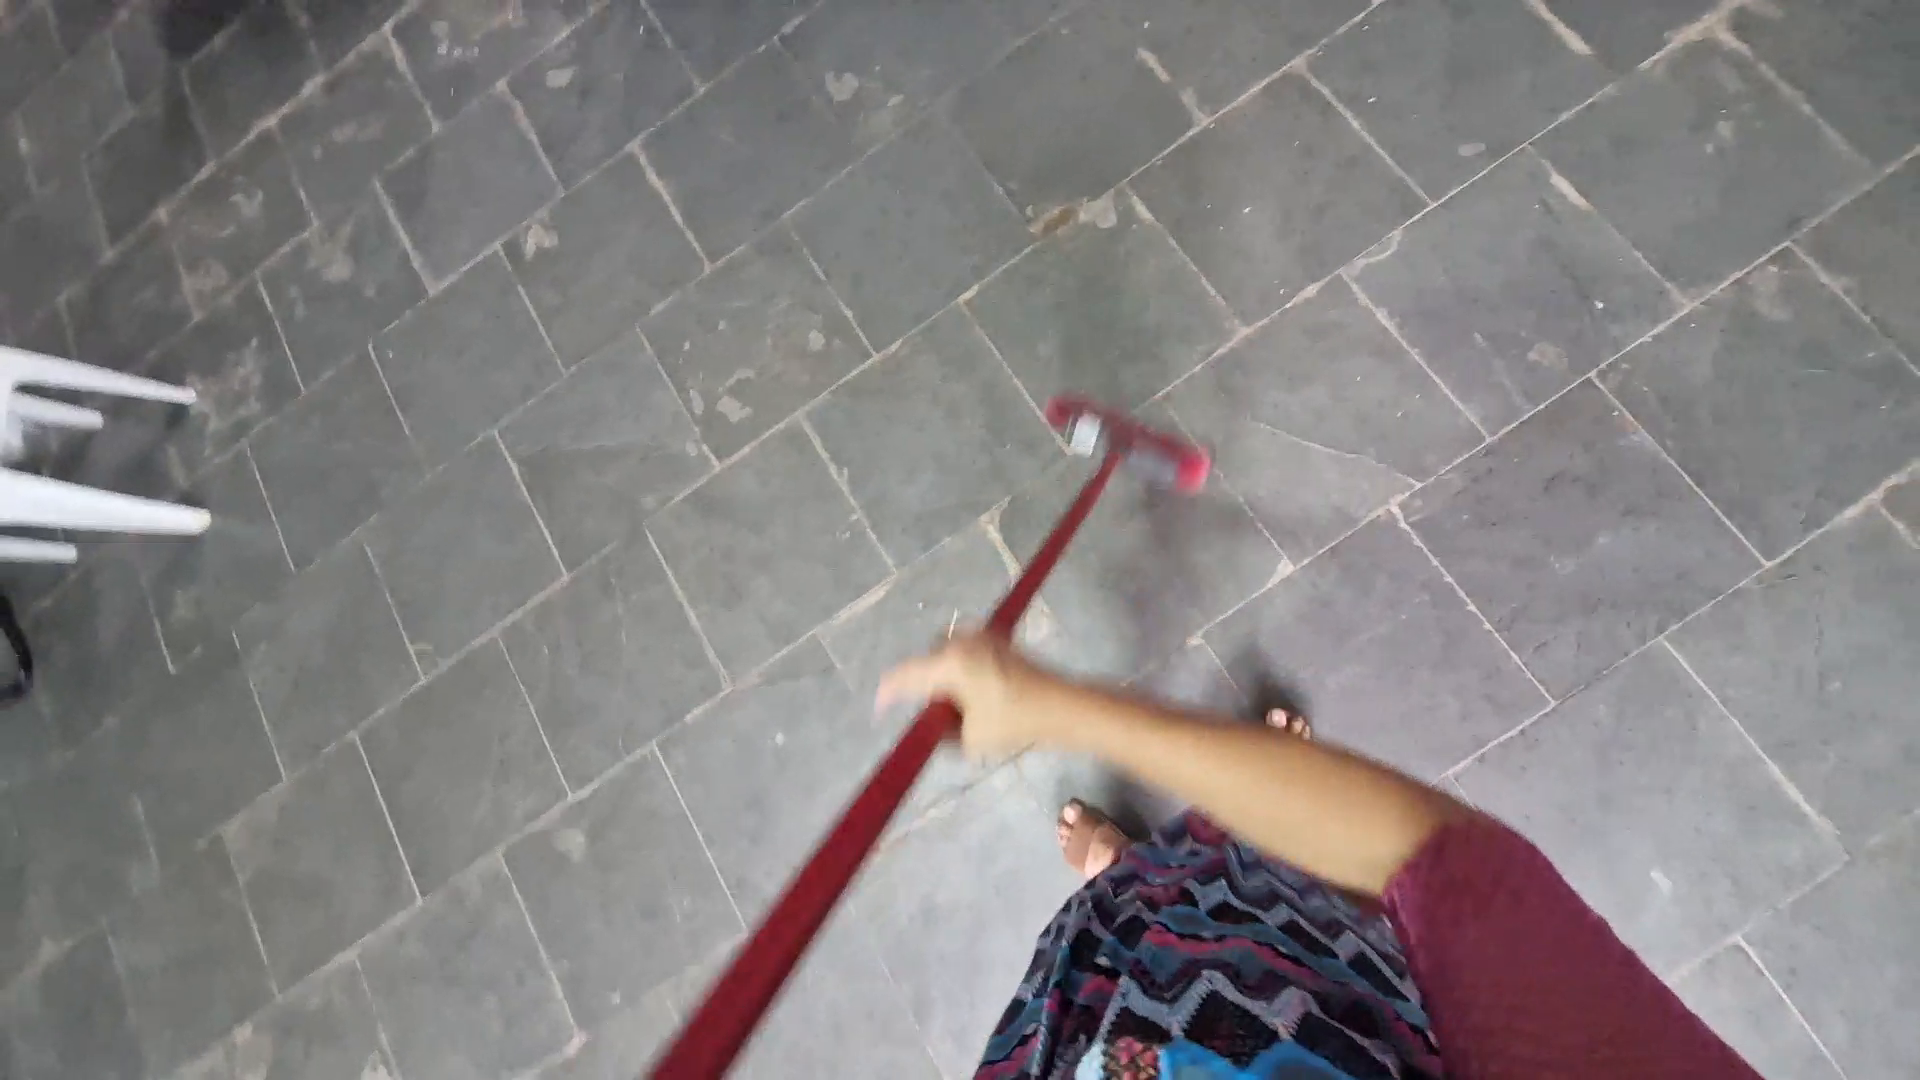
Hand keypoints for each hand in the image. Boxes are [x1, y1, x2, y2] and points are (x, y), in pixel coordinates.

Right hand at [874, 632, 1057, 761]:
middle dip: (924, 683)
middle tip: (931, 711)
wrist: (1061, 707)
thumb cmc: (1013, 722)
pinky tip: (974, 692)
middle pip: (927, 659)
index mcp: (949, 663)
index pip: (906, 675)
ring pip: (947, 653)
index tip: (879, 706)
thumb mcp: (969, 738)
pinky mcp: (998, 640)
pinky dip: (962, 668)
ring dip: (944, 674)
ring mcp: (981, 636)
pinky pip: (967, 651)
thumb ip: (942, 729)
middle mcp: (961, 642)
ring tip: (955, 704)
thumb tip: (934, 724)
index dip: (889, 692)